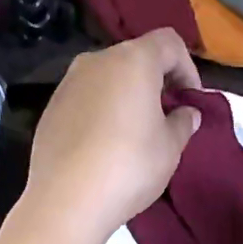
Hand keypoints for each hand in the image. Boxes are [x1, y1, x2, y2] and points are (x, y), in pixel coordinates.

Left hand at [24, 29, 202, 241]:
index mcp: (133, 61)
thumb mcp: (170, 148)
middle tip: (167, 116)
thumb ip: (183, 123)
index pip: (169, 42)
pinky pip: (86, 100)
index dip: (188, 68)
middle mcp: (97, 61)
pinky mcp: (50, 109)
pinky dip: (102, 112)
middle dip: (156, 81)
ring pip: (108, 79)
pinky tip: (105, 147)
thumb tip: (187, 113)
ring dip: (127, 96)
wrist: (67, 201)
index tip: (191, 100)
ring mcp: (68, 83)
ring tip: (135, 133)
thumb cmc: (129, 167)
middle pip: (135, 58)